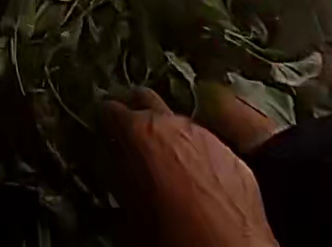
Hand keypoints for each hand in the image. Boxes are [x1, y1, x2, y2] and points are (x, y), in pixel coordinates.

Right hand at [102, 88, 278, 246]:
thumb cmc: (173, 234)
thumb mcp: (128, 210)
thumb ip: (113, 175)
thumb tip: (106, 162)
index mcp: (140, 130)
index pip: (109, 108)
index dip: (101, 119)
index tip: (99, 129)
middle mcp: (171, 123)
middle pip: (144, 98)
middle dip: (132, 109)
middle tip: (127, 131)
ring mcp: (205, 136)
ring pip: (177, 122)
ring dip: (166, 133)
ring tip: (164, 161)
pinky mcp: (232, 156)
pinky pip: (205, 145)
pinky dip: (195, 154)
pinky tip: (197, 180)